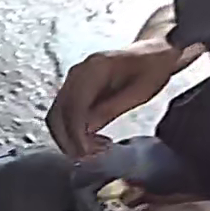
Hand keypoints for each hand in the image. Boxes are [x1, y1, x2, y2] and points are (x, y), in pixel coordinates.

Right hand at [45, 38, 192, 157]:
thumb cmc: (151, 68)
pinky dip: (71, 131)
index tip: (84, 152)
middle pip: (57, 114)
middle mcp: (76, 74)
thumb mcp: (138, 92)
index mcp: (93, 69)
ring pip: (56, 117)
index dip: (75, 133)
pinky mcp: (73, 91)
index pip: (73, 107)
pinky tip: (89, 139)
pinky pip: (63, 115)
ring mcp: (72, 81)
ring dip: (68, 138)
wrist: (152, 53)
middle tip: (85, 157)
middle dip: (68, 140)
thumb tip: (86, 131)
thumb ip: (109, 110)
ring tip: (91, 150)